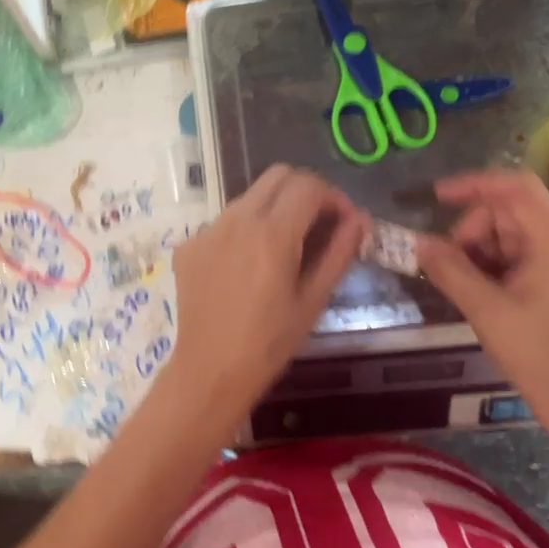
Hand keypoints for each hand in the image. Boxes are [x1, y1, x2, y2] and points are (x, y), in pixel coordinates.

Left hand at [167, 165, 367, 414]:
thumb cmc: (269, 343)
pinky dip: (244, 230)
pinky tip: (248, 267)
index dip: (334, 196)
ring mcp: (207, 231)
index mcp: (272, 233)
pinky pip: (223, 222)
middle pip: (277, 176)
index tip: (345, 221)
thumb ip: (338, 253)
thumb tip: (360, 219)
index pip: (309, 185)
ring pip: (248, 197)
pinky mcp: (188, 246)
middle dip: (305, 190)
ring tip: (285, 248)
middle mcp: (236, 220)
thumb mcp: (313, 300)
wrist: (210, 371)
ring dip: (274, 208)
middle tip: (319, 222)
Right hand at [414, 171, 548, 430]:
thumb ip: (450, 270)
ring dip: (483, 251)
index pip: (518, 189)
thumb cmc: (536, 355)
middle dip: (474, 233)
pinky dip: (498, 264)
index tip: (437, 197)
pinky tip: (486, 292)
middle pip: (511, 213)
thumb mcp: (486, 310)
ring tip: (471, 288)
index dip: (475, 185)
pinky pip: (525, 252)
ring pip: (514, 233)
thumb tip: (418, 243)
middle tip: (452, 268)